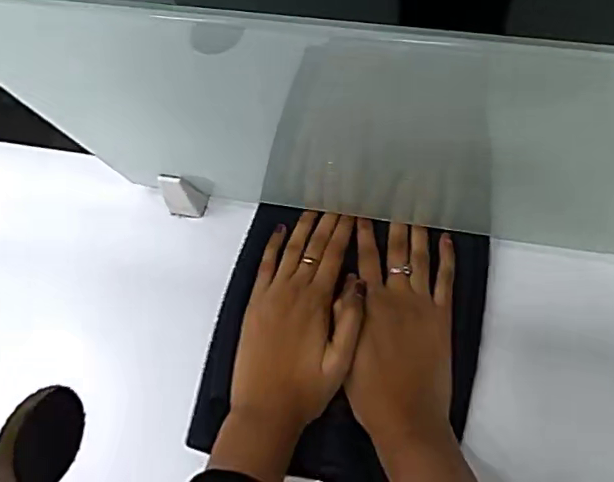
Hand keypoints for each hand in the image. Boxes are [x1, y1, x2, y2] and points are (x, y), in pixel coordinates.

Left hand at [208, 211, 365, 480]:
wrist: (264, 411)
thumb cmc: (305, 392)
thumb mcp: (340, 363)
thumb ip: (351, 320)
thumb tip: (358, 281)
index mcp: (317, 302)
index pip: (334, 256)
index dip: (344, 232)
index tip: (352, 213)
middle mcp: (294, 290)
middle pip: (314, 247)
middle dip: (328, 222)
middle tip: (338, 203)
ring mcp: (272, 294)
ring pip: (291, 249)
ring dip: (304, 226)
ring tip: (314, 208)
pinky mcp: (256, 302)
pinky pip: (265, 265)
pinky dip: (273, 245)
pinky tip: (280, 231)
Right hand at [346, 220, 474, 480]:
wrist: (406, 417)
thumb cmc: (370, 393)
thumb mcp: (344, 351)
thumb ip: (344, 314)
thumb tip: (346, 281)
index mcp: (369, 304)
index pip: (365, 258)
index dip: (363, 233)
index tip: (361, 212)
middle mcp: (395, 297)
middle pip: (394, 250)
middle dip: (393, 223)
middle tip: (394, 198)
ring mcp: (421, 304)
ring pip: (419, 258)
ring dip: (418, 232)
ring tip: (418, 210)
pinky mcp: (441, 316)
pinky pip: (445, 280)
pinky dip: (446, 257)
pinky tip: (446, 240)